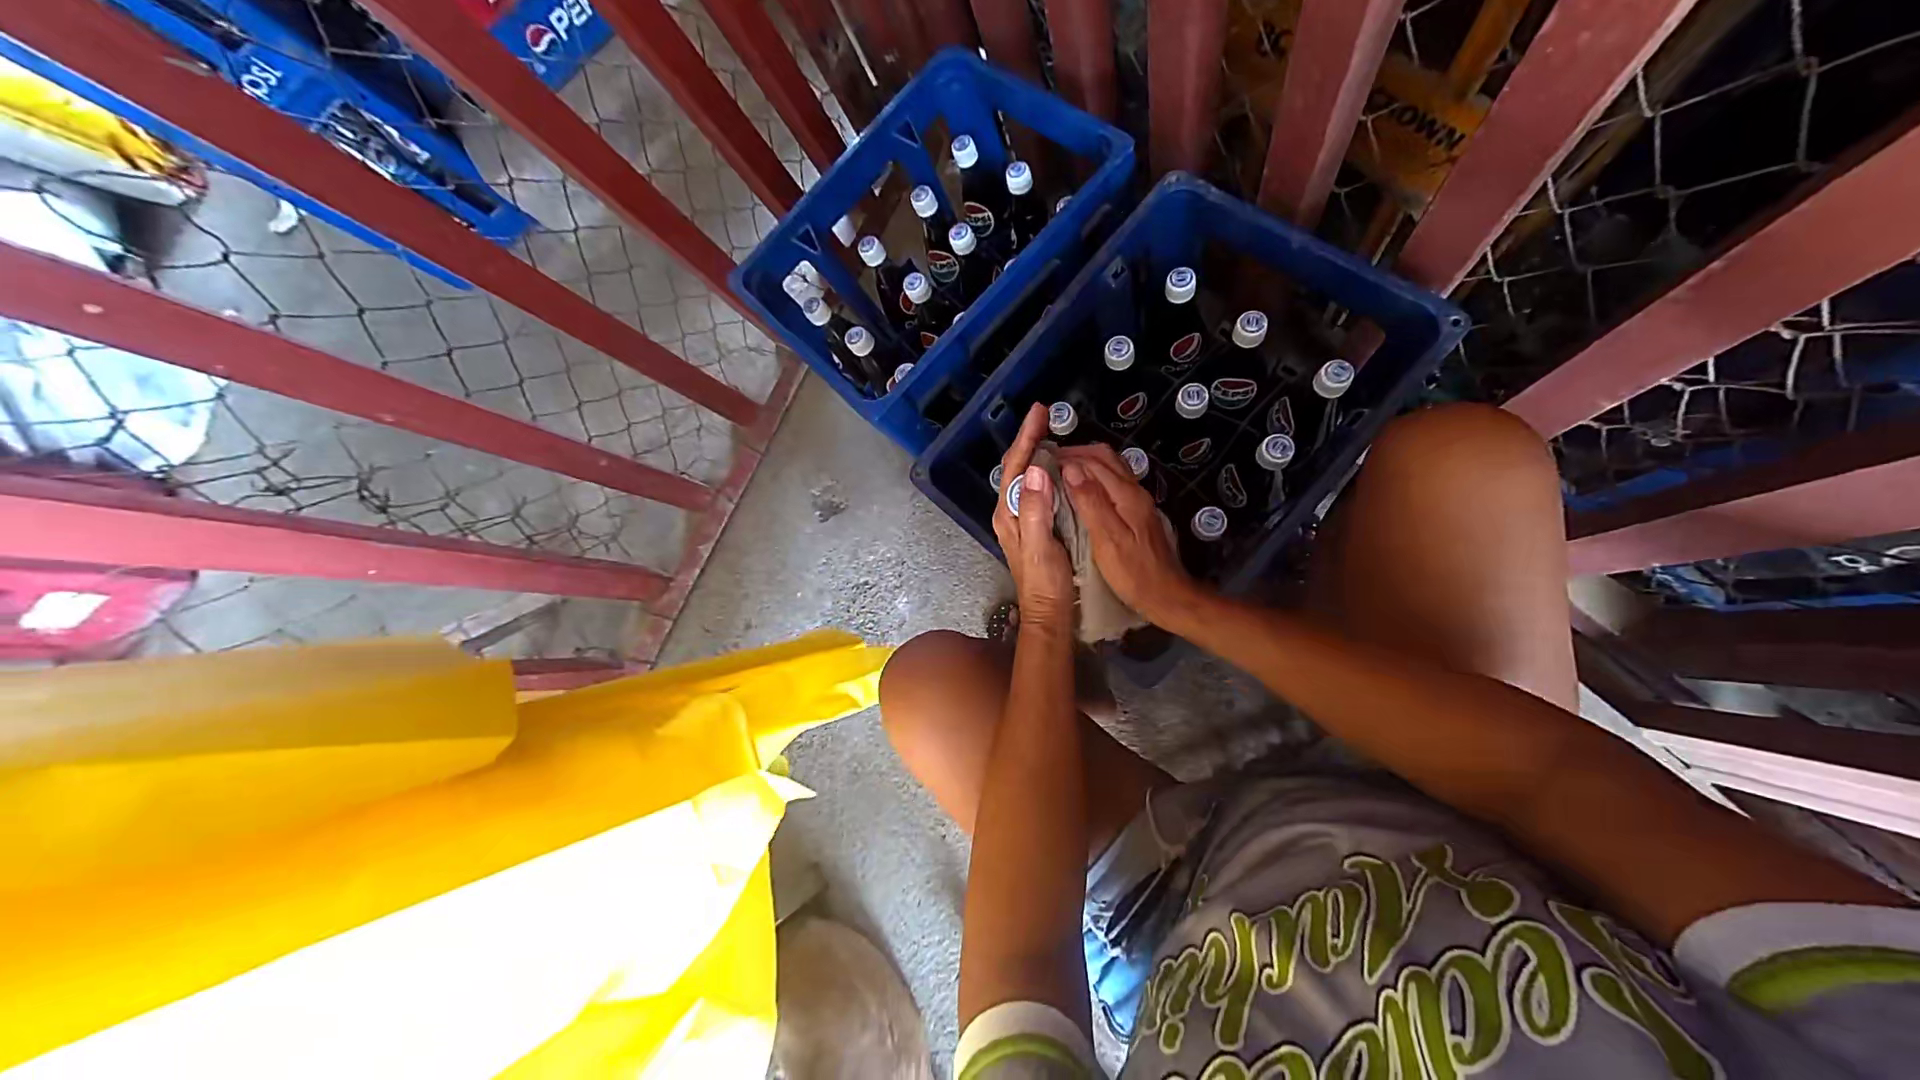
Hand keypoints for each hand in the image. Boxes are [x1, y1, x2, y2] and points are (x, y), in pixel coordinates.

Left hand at [992, 404, 1073, 630]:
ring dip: (1035, 452)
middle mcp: (1010, 513)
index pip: (1014, 467)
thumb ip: (1036, 510)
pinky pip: (1037, 489)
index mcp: (1008, 514)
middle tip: (1045, 415)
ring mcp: (1021, 519)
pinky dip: (1045, 471)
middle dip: (1029, 439)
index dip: (1027, 438)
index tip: (1040, 413)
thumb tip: (1036, 471)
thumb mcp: (1041, 547)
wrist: (1049, 614)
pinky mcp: (1034, 526)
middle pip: (1016, 468)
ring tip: (1050, 431)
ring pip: (1025, 477)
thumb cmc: (1046, 584)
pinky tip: (1057, 466)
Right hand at [1055, 443, 1202, 624]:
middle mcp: (1134, 491)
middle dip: (1075, 454)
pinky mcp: (1136, 513)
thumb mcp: (1107, 539)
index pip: (1093, 461)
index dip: (1066, 457)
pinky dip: (1093, 478)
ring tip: (1059, 473)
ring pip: (1110, 468)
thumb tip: (1071, 469)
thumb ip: (1090, 501)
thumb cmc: (1134, 574)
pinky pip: (1112, 483)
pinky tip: (1080, 492)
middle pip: (1104, 457)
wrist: (1167, 595)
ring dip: (1085, 464)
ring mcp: (1137, 502)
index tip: (1041, 461)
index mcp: (1126, 495)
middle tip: (1048, 463)